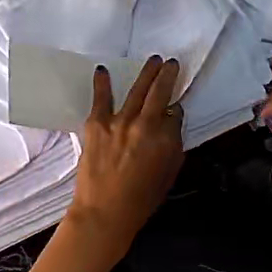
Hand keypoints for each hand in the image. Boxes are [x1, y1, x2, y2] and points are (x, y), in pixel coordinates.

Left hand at [67, 56, 184, 250]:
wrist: (105, 211)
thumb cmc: (141, 200)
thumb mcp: (168, 174)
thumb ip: (173, 146)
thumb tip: (171, 123)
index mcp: (165, 139)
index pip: (175, 114)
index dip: (175, 110)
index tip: (174, 107)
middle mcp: (145, 124)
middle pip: (159, 92)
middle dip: (166, 75)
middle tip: (170, 63)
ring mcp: (119, 122)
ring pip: (136, 90)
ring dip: (146, 73)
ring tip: (153, 60)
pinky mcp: (97, 124)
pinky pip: (101, 98)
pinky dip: (102, 83)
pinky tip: (102, 70)